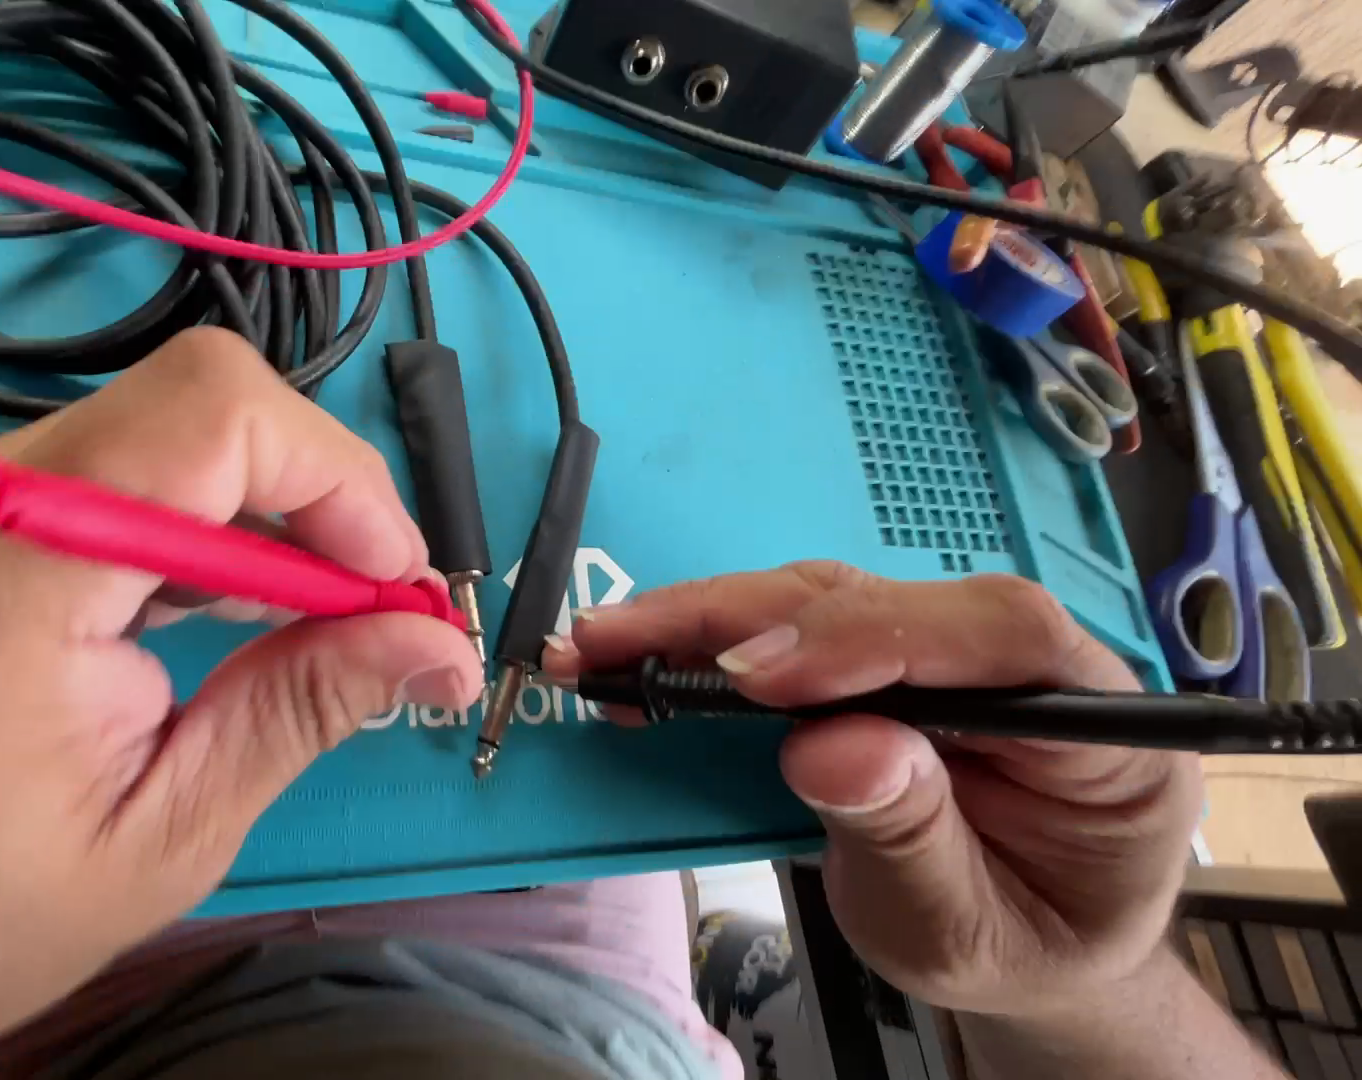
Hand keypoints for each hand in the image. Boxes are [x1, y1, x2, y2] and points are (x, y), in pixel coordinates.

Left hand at [0, 328, 480, 1079]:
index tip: (399, 585)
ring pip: (182, 431)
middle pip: (209, 403)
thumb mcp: (162, 836)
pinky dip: (218, 528)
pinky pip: (136, 474)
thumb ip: (305, 709)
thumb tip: (439, 650)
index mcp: (4, 573)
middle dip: (325, 496)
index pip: (214, 414)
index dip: (339, 479)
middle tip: (381, 612)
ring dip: (279, 514)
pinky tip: (242, 610)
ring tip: (326, 622)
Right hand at [545, 562, 1202, 1019]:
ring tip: (600, 643)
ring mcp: (919, 646)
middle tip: (615, 642)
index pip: (999, 632)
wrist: (1005, 936)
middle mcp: (1001, 660)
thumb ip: (912, 841)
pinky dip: (694, 636)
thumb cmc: (1006, 941)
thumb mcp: (962, 932)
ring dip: (692, 614)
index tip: (754, 677)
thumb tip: (827, 747)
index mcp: (1091, 724)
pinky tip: (633, 653)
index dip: (869, 634)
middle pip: (867, 595)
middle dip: (730, 615)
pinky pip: (773, 624)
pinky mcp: (855, 652)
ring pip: (805, 595)